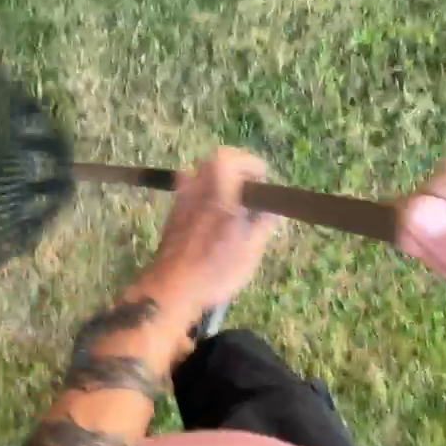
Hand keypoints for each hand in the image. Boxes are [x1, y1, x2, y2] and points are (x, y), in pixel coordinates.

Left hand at [132, 148, 281, 323]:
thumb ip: (262, 225)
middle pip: (212, 162)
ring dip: (219, 181)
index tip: (261, 176)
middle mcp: (197, 191)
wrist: (171, 287)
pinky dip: (206, 194)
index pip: (227, 158)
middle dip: (235, 169)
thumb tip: (274, 210)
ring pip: (200, 175)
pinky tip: (215, 216)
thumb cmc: (214, 271)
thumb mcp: (249, 252)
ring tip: (235, 202)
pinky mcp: (173, 214)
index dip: (247, 162)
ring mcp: (181, 201)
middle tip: (250, 187)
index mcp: (218, 195)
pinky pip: (191, 191)